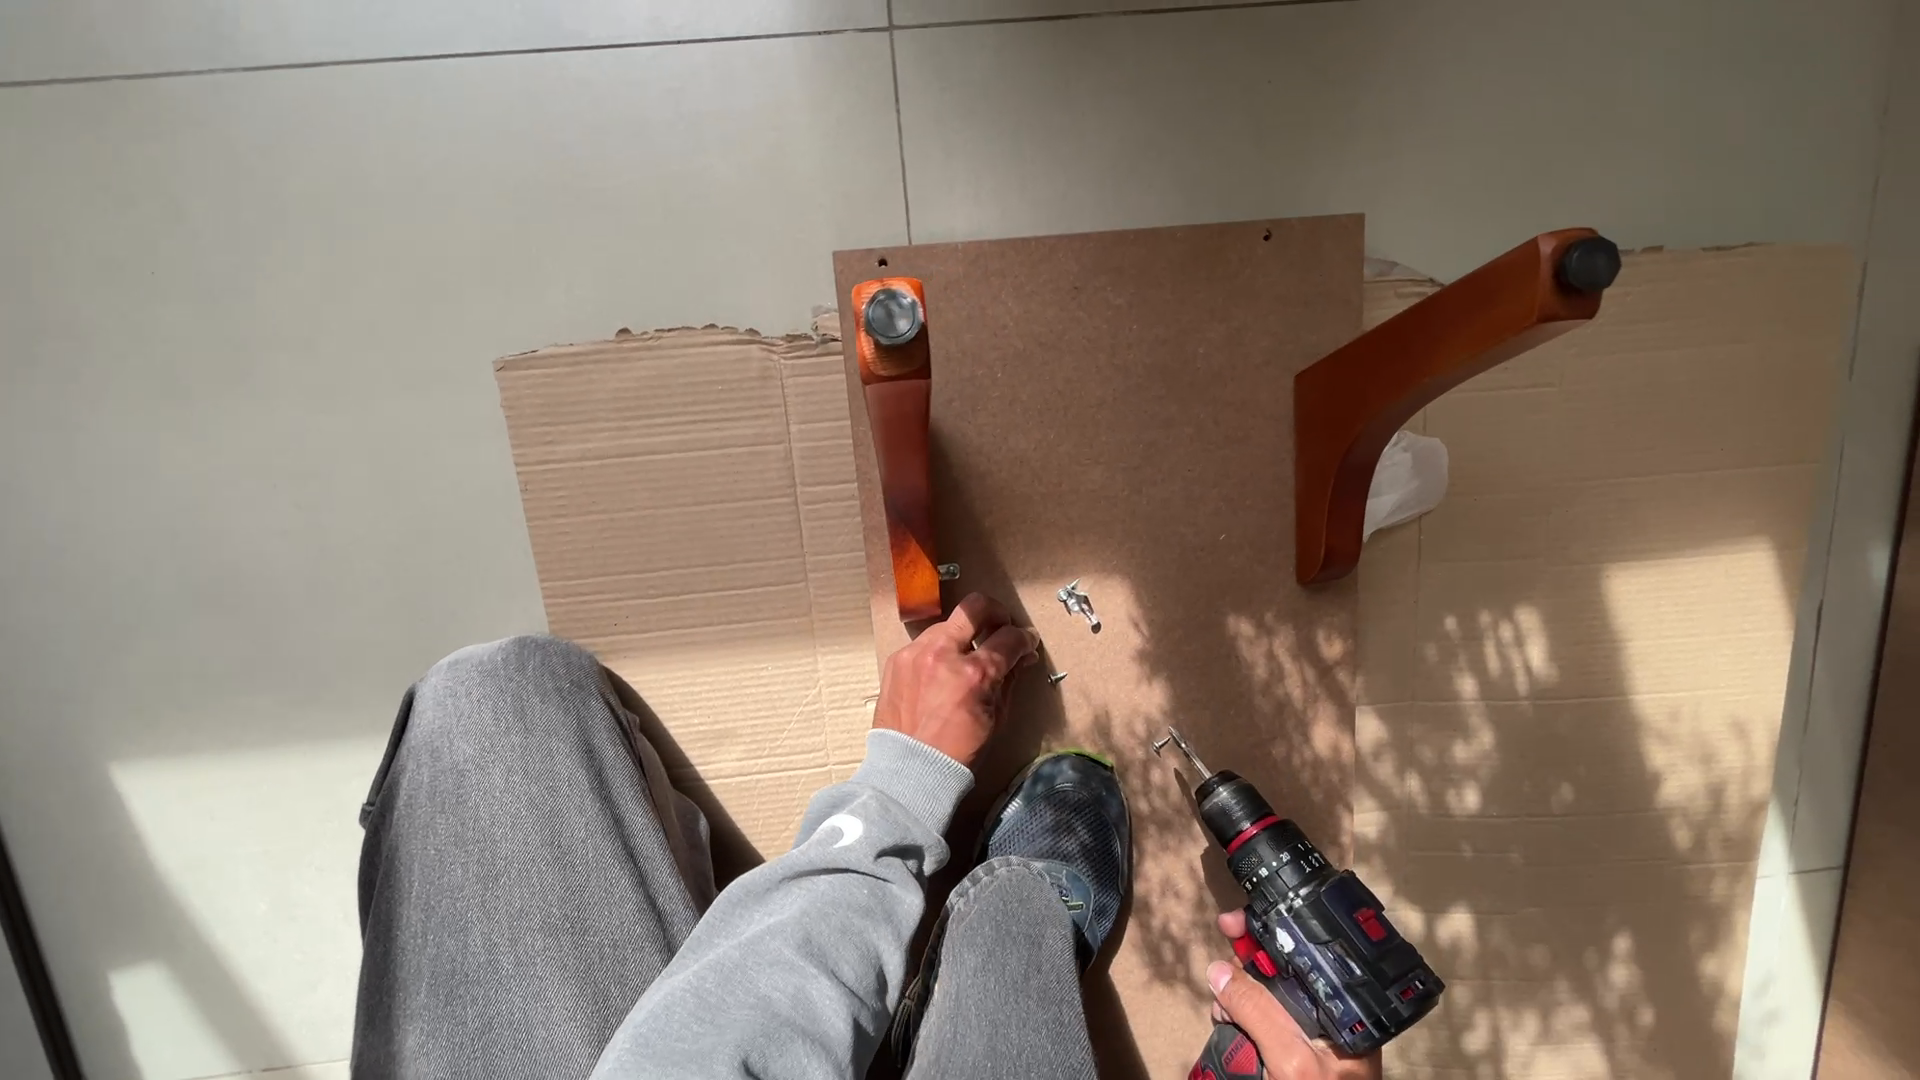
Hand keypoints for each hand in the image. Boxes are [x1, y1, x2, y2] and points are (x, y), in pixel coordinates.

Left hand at [873, 592, 1038, 767]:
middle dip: (996, 613)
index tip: (1026, 642)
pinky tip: (941, 672)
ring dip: (964, 635)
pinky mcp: (897, 659)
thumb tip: (1022, 656)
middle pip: (976, 607)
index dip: (1024, 639)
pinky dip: (939, 651)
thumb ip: (1010, 679)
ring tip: (967, 657)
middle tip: (1001, 627)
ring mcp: (916, 653)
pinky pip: (925, 643)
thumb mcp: (996, 718)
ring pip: (948, 624)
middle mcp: (943, 654)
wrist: (909, 771)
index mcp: (974, 673)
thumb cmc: (958, 752)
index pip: (1009, 638)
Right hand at [1207, 911, 1382, 1079]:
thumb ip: (1257, 1011)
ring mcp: (1305, 1040)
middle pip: (1278, 970)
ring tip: (1222, 1007)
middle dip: (1245, 963)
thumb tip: (1218, 971)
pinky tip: (1225, 1021)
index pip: (1304, 956)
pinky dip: (1236, 1014)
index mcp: (1343, 1013)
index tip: (1232, 922)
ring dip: (1235, 990)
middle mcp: (1327, 1020)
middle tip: (1222, 965)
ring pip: (1263, 994)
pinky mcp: (1285, 1056)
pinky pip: (1256, 1020)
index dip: (1267, 933)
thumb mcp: (1291, 1061)